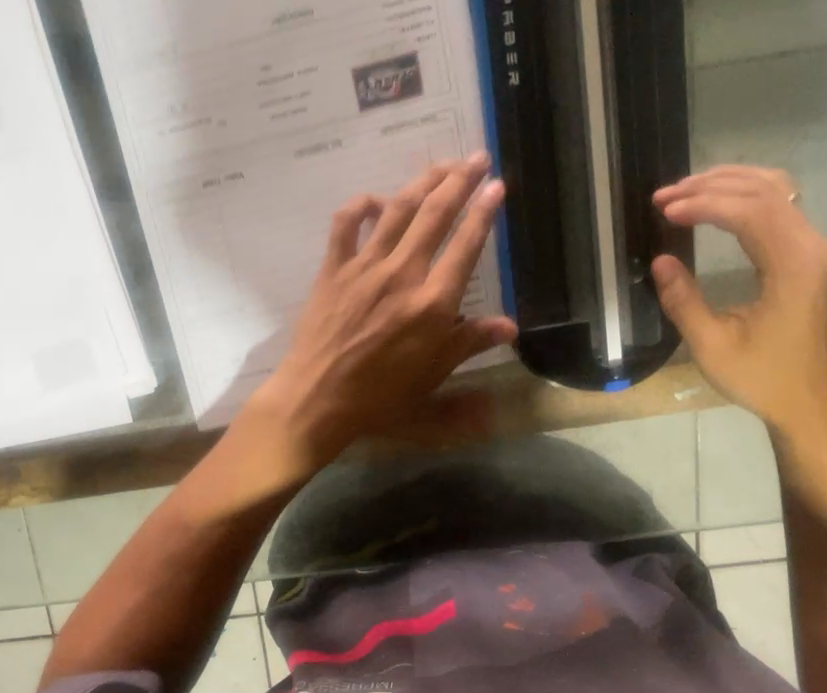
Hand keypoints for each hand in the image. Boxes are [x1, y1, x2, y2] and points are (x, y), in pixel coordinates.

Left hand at [234, 154, 516, 482]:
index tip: (497, 186)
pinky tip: (376, 200)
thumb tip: (509, 326)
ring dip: (422, 182)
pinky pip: (347, 224)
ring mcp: (364, 267)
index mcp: (432, 304)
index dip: (484, 212)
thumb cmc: (379, 398)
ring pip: (397, 209)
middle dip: (459, 180)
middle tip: (477, 157)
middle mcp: (402, 274)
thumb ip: (469, 344)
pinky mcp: (332, 270)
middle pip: (435, 214)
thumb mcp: (431, 377)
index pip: (466, 246)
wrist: (317, 400)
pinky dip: (362, 204)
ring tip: (441, 165)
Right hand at [650, 167, 826, 436]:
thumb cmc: (761, 378)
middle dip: (712, 186)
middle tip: (665, 196)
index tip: (665, 211)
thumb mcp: (713, 346)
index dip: (704, 204)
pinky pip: (780, 208)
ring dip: (730, 184)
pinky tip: (717, 202)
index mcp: (792, 266)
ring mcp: (813, 248)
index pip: (749, 212)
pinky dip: (746, 197)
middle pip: (765, 190)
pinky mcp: (808, 256)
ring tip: (686, 191)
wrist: (808, 399)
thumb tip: (660, 262)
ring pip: (776, 191)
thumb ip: (685, 301)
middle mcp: (810, 246)